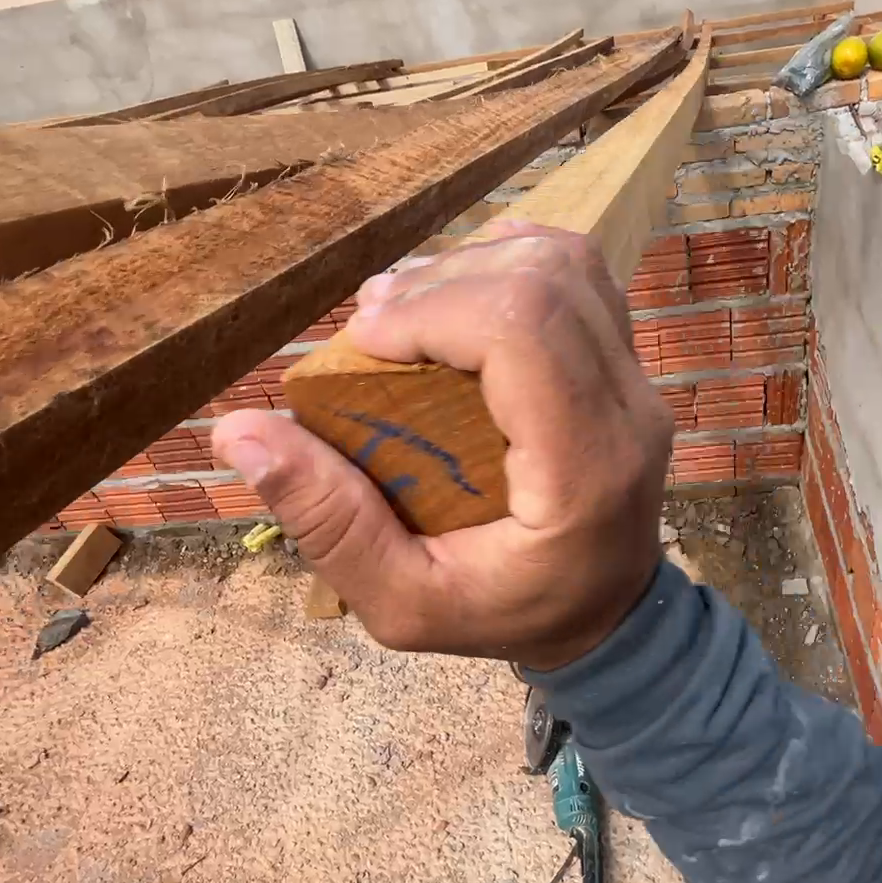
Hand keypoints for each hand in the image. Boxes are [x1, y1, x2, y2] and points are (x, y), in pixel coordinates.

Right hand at [211, 222, 673, 668]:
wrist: (608, 615)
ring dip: (475, 266)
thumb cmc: (512, 618)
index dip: (435, 311)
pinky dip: (515, 264)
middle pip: (544, 285)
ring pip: (566, 267)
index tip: (366, 340)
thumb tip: (241, 433)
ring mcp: (640, 385)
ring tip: (410, 308)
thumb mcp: (408, 604)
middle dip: (444, 283)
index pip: (524, 332)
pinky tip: (466, 292)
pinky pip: (582, 281)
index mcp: (584, 473)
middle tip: (375, 324)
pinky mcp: (631, 370)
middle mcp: (628, 414)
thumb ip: (332, 527)